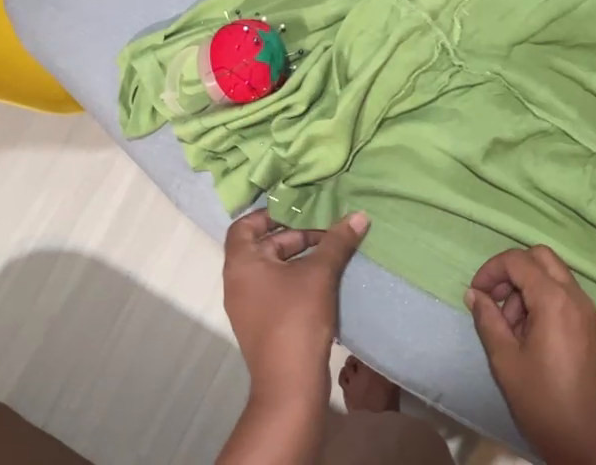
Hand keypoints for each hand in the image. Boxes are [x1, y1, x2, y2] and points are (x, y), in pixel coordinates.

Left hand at [222, 208, 368, 391]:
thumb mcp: (320, 273)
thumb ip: (337, 241)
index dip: (270, 213)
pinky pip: (275, 289)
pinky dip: (295, 279)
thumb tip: (358, 215)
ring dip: (298, 258)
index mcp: (240, 263)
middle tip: (326, 232)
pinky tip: (323, 281)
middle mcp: (237, 282)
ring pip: (271, 269)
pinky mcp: (261, 324)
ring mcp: (247, 306)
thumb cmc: (297, 317)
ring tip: (329, 253)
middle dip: (294, 236)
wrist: (290, 384)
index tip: (298, 211)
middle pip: (262, 245)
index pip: (245, 225)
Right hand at [465, 246, 595, 464]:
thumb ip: (488, 320)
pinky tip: (529, 335)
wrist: (589, 446)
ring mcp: (589, 312)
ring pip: (554, 275)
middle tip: (494, 300)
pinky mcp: (593, 329)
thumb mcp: (506, 361)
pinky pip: (565, 296)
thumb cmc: (543, 403)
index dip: (491, 270)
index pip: (518, 260)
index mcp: (555, 301)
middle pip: (541, 257)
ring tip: (510, 328)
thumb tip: (474, 293)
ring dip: (527, 287)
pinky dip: (544, 300)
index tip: (476, 293)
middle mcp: (577, 297)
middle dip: (512, 271)